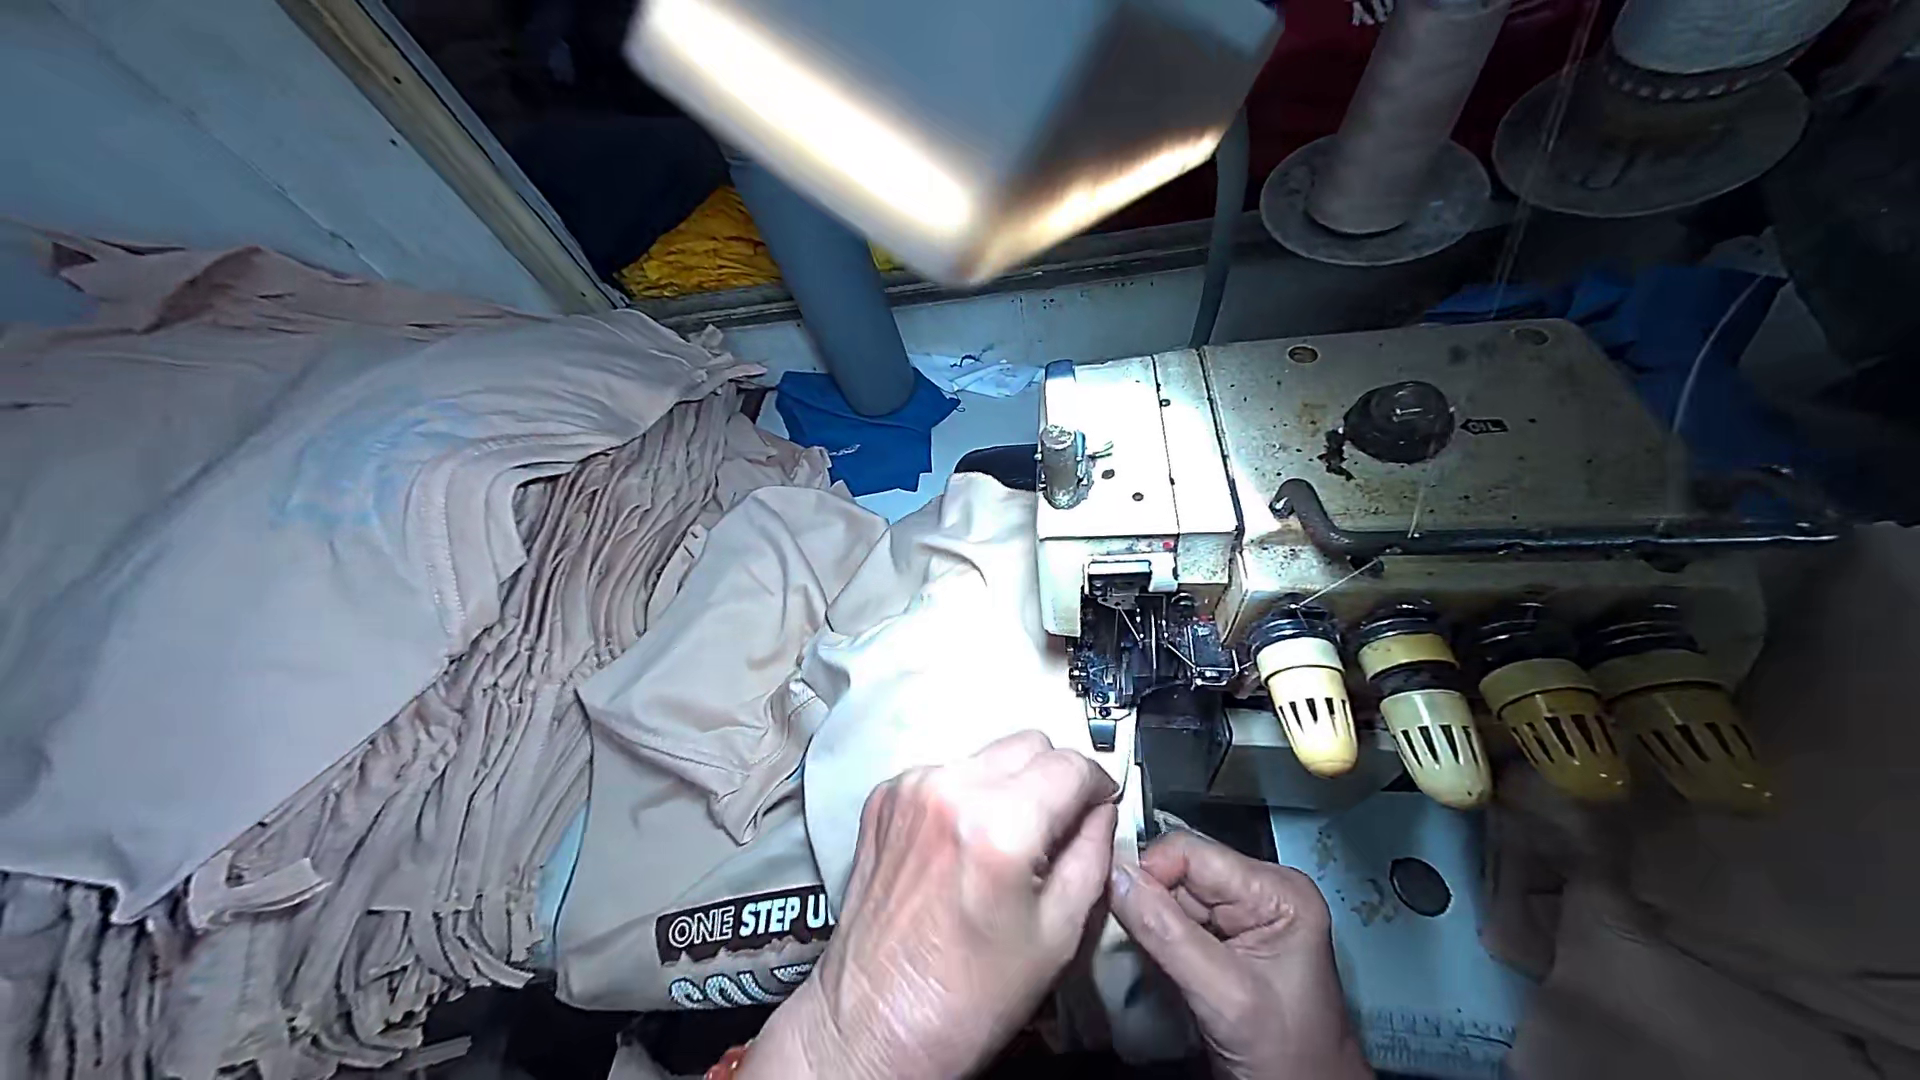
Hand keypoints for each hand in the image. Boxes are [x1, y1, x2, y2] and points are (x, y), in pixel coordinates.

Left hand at [747, 731, 1118, 1079]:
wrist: (874, 1019)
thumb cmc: (963, 998)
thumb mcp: (1056, 935)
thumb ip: (1092, 856)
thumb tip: (1099, 811)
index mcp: (997, 826)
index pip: (1068, 764)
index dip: (1096, 782)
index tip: (1100, 800)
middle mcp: (949, 789)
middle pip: (1029, 743)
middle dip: (1055, 775)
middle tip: (1060, 821)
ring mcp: (910, 787)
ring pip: (988, 753)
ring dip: (1011, 783)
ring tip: (1008, 838)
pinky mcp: (886, 796)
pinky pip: (948, 771)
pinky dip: (968, 794)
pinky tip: (966, 841)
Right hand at [1107, 830, 1371, 1079]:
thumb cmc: (1292, 1062)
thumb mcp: (1226, 997)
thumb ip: (1167, 933)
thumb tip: (1116, 876)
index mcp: (1277, 890)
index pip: (1191, 851)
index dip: (1148, 870)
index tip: (1115, 897)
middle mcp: (1260, 889)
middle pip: (1178, 869)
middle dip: (1149, 899)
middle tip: (1129, 935)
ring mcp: (1242, 912)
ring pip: (1170, 893)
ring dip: (1150, 921)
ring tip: (1146, 955)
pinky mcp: (1225, 935)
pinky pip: (1174, 917)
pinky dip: (1157, 936)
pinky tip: (1157, 960)